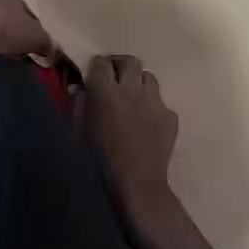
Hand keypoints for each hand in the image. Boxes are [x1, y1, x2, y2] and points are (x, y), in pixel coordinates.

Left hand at [0, 0, 54, 60]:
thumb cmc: (9, 30)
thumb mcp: (37, 38)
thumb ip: (48, 45)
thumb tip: (55, 54)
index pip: (30, 11)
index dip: (35, 28)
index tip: (36, 44)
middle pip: (9, 16)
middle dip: (14, 32)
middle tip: (19, 51)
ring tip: (1, 55)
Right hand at [82, 54, 178, 213]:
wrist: (135, 186)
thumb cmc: (97, 161)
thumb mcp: (78, 130)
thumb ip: (78, 103)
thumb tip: (80, 87)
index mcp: (105, 92)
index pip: (102, 63)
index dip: (97, 66)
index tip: (94, 73)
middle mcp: (131, 90)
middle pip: (129, 62)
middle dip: (120, 66)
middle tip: (114, 77)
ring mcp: (154, 102)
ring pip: (148, 77)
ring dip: (138, 82)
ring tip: (131, 96)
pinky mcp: (170, 116)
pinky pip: (160, 101)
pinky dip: (151, 104)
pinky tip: (145, 120)